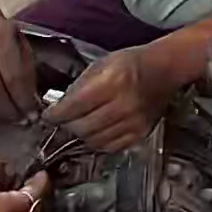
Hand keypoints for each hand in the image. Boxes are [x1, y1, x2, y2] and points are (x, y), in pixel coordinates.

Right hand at [0, 15, 38, 120]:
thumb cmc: (4, 36)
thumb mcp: (22, 46)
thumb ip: (27, 74)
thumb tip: (32, 104)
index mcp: (0, 36)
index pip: (12, 75)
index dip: (23, 99)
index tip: (33, 113)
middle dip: (9, 109)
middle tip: (21, 120)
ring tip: (9, 118)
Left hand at [42, 46, 179, 151]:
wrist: (163, 70)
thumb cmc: (129, 63)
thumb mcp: (100, 65)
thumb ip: (79, 86)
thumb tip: (60, 106)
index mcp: (109, 83)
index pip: (73, 107)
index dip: (56, 114)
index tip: (48, 116)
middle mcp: (121, 105)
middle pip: (82, 127)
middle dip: (66, 126)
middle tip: (62, 121)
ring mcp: (132, 122)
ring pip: (94, 141)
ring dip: (81, 136)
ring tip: (77, 127)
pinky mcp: (139, 133)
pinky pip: (111, 147)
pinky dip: (98, 143)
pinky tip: (94, 133)